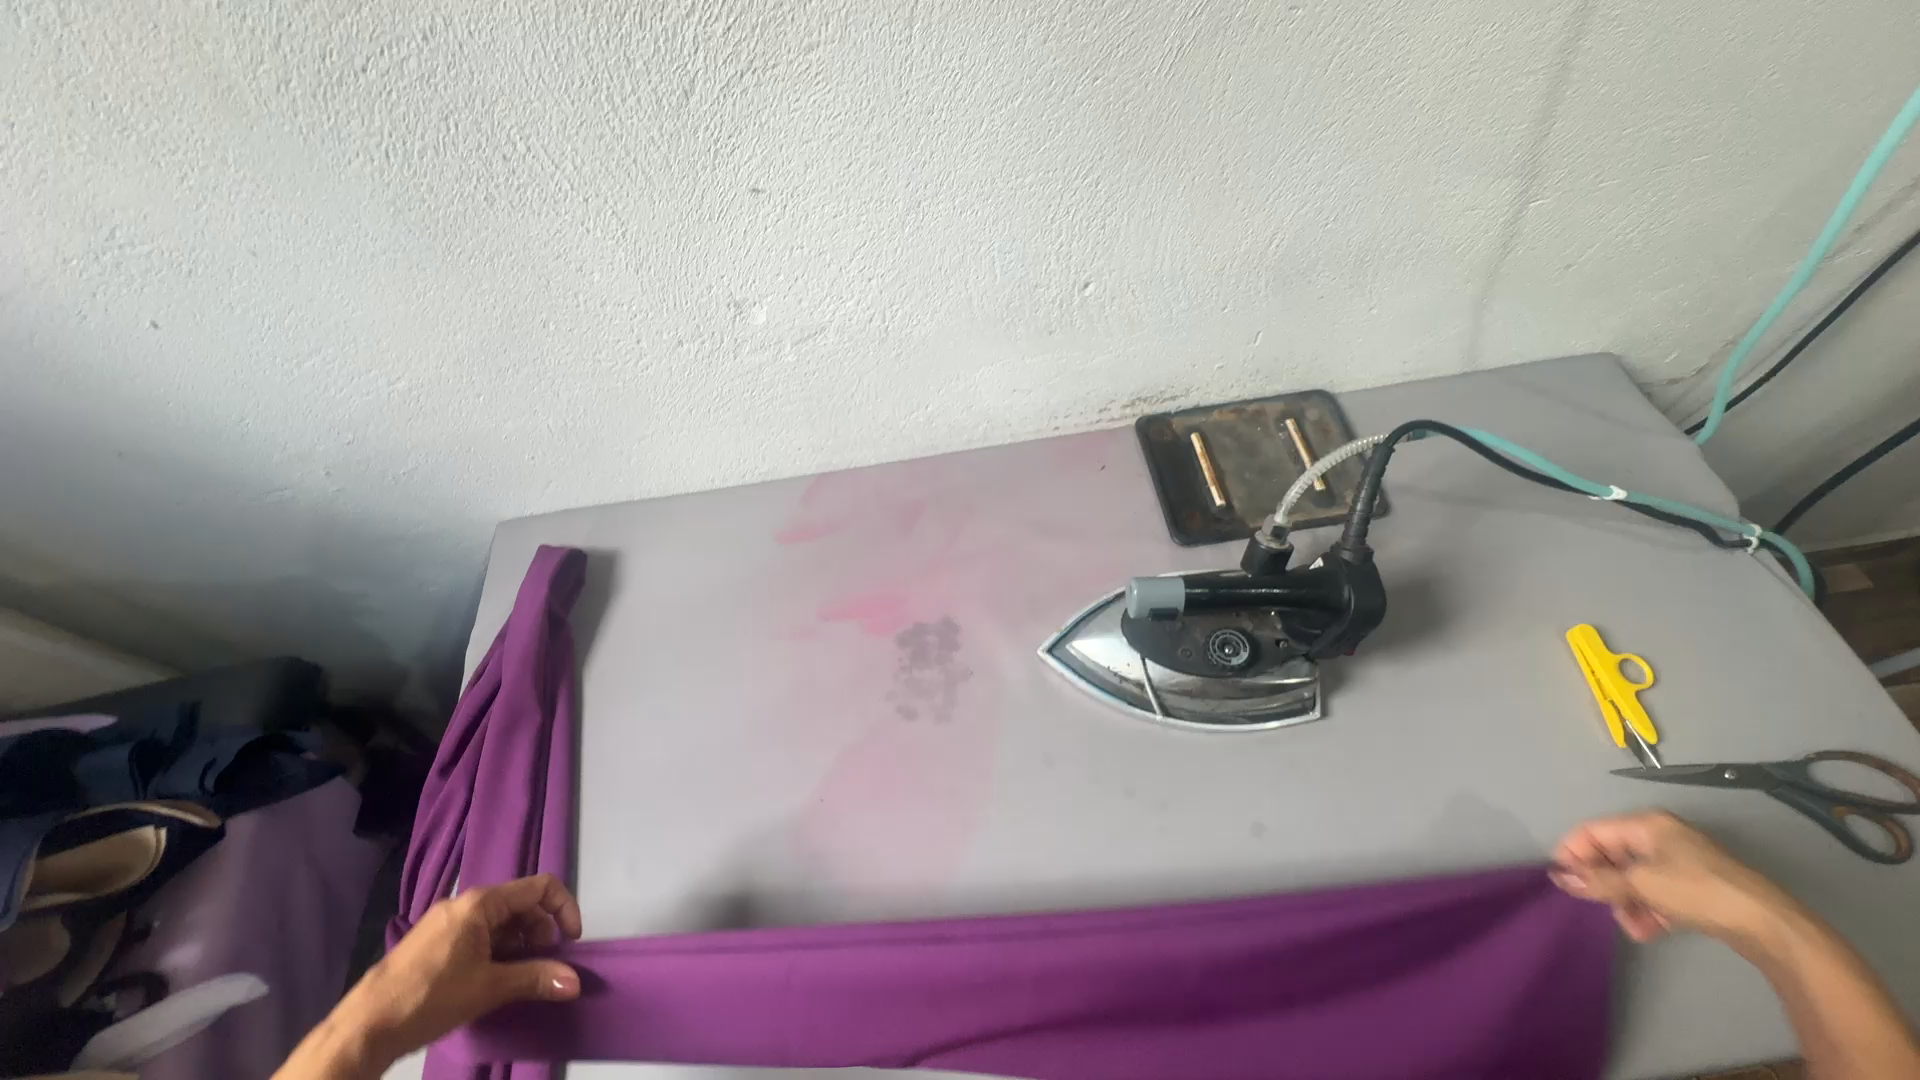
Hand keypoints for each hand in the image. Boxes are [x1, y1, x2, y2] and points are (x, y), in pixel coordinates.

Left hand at [275, 875, 583, 1078]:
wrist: (361, 1031)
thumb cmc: (429, 998)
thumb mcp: (489, 988)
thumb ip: (536, 978)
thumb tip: (575, 981)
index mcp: (480, 902)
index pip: (540, 887)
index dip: (564, 908)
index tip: (570, 942)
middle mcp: (464, 903)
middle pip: (521, 904)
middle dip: (541, 932)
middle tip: (543, 966)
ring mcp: (445, 922)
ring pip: (499, 922)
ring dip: (519, 945)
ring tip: (518, 977)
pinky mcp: (432, 943)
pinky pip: (478, 935)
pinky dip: (496, 952)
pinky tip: (491, 981)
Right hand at [1549, 811, 1798, 947]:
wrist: (1770, 927)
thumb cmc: (1699, 891)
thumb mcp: (1641, 884)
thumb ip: (1597, 880)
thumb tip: (1559, 877)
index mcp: (1646, 825)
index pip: (1592, 832)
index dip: (1573, 854)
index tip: (1566, 883)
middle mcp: (1660, 838)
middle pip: (1612, 856)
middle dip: (1604, 883)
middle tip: (1601, 906)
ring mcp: (1679, 863)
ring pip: (1633, 878)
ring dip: (1625, 902)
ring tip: (1631, 925)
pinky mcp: (1694, 888)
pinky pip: (1655, 893)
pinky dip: (1647, 909)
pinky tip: (1648, 930)